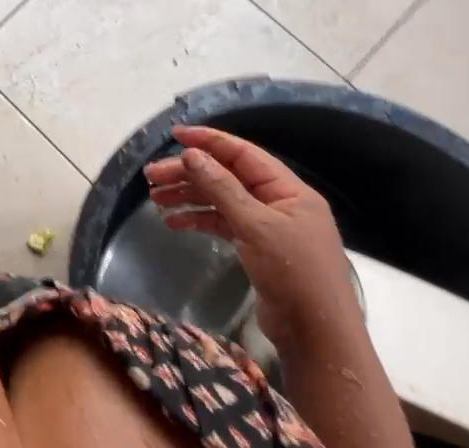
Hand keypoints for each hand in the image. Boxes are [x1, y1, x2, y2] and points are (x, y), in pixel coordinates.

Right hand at [144, 126, 361, 350]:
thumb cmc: (293, 273)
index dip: (209, 141)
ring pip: (221, 199)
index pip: (244, 154)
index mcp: (289, 192)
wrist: (317, 333)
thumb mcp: (255, 226)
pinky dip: (198, 219)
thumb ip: (222, 187)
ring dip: (188, 196)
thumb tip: (192, 154)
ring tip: (156, 199)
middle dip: (188, 173)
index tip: (174, 135)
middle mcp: (280, 203)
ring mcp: (269, 226)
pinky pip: (222, 222)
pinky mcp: (258, 247)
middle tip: (151, 177)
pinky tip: (174, 223)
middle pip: (227, 176)